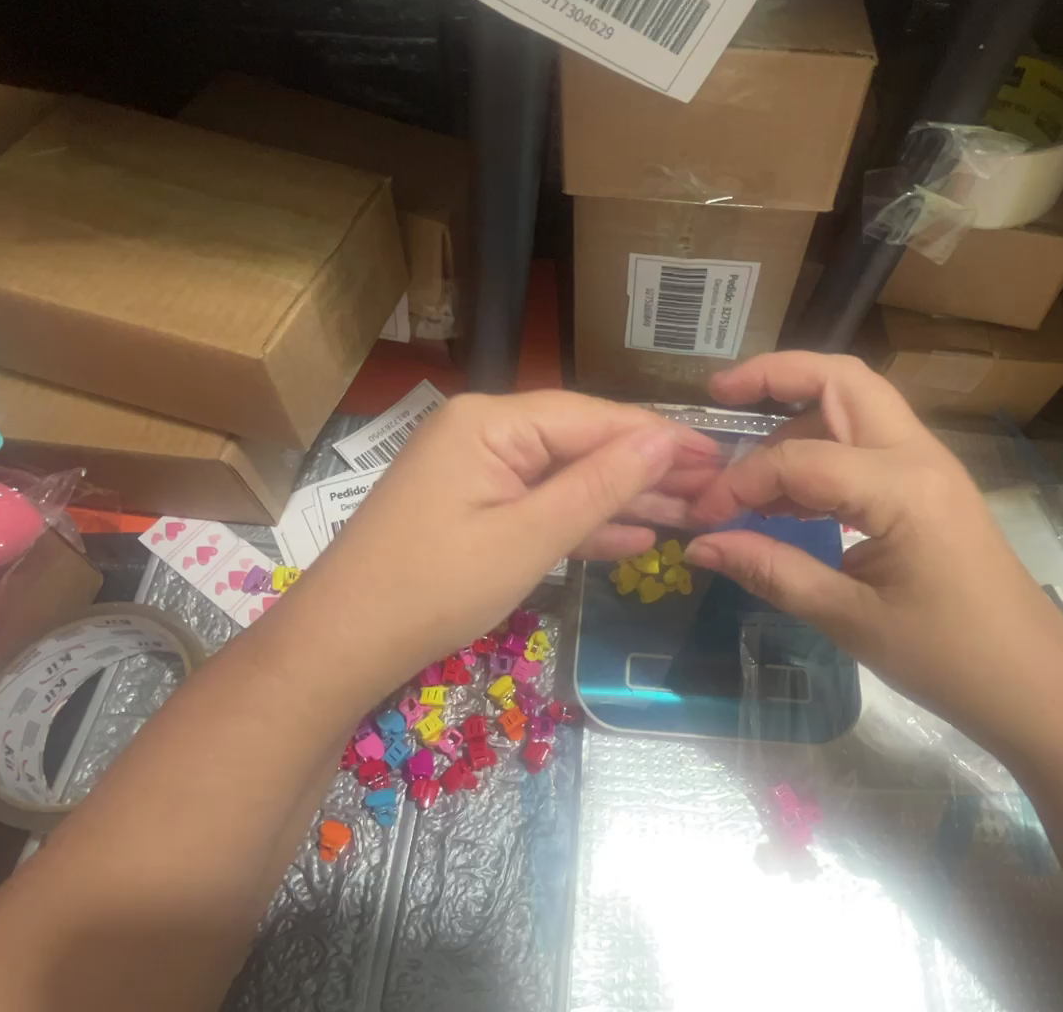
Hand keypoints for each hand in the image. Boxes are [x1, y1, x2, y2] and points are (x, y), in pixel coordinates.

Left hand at [281, 391, 719, 691]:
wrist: (343, 646)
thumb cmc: (434, 589)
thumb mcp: (529, 538)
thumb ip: (600, 485)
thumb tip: (666, 439)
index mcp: (491, 422)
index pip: (593, 417)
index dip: (659, 436)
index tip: (718, 453)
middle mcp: (483, 432)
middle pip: (581, 442)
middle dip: (646, 469)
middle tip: (715, 488)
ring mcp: (476, 470)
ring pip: (565, 476)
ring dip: (622, 499)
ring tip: (690, 514)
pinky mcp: (473, 506)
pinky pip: (539, 504)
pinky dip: (582, 522)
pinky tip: (635, 538)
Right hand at [684, 352, 1062, 752]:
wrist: (1037, 687)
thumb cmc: (949, 659)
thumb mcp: (849, 618)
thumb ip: (771, 570)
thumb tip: (700, 546)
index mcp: (901, 487)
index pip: (797, 459)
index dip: (738, 483)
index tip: (700, 517)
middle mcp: (918, 456)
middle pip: (841, 379)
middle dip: (775, 376)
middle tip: (720, 395)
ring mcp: (929, 466)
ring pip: (857, 402)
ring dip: (798, 413)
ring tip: (746, 456)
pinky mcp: (930, 486)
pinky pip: (867, 443)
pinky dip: (821, 449)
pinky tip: (788, 496)